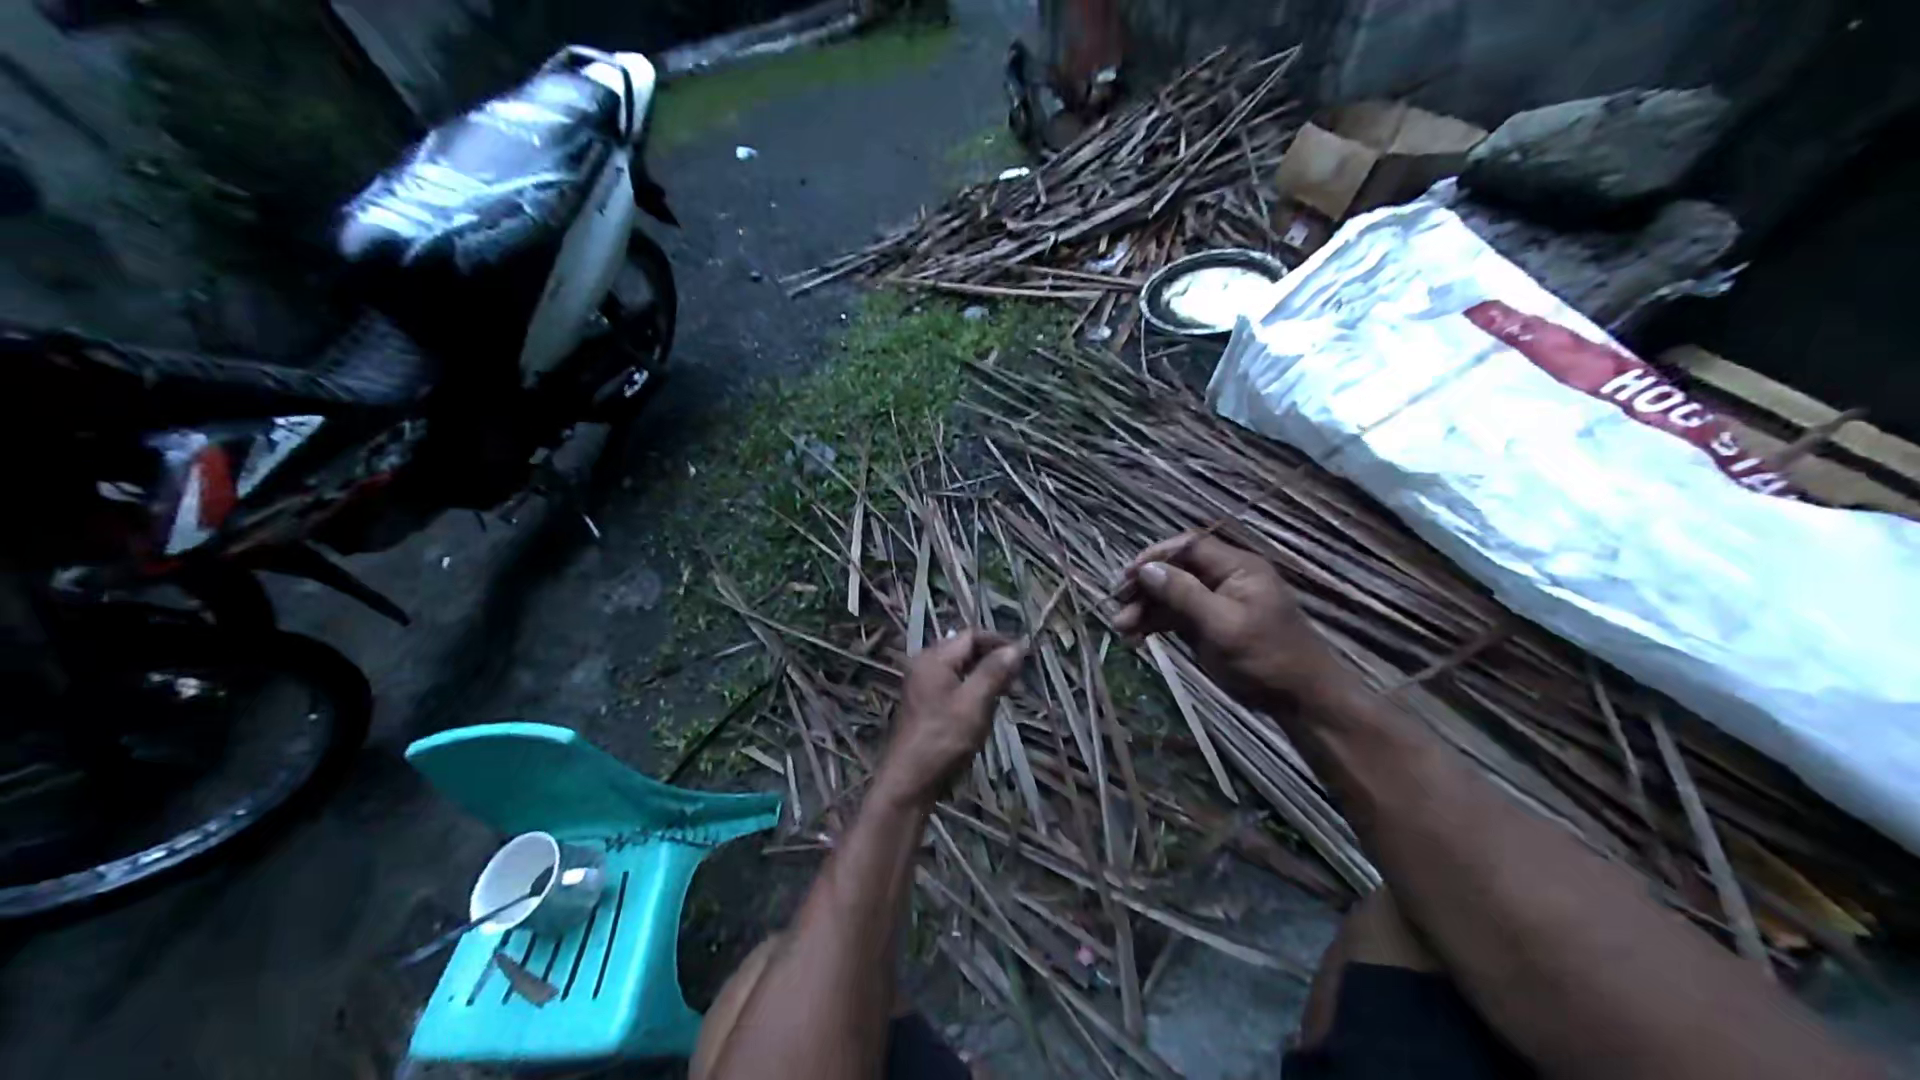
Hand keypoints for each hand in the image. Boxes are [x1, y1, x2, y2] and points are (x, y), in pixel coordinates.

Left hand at [876, 631, 1026, 810]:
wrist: (909, 781)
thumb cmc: (943, 739)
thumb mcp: (974, 703)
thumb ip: (994, 672)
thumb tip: (1016, 647)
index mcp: (934, 658)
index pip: (971, 635)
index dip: (999, 642)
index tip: (1024, 658)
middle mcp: (924, 665)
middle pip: (964, 650)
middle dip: (992, 659)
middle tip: (1017, 678)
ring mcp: (922, 686)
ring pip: (960, 669)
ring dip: (984, 676)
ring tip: (1007, 693)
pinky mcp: (924, 705)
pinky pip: (953, 686)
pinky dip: (972, 690)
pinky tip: (985, 707)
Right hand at [1112, 534, 1347, 710]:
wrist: (1300, 699)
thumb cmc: (1267, 656)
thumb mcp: (1223, 624)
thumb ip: (1184, 594)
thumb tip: (1147, 569)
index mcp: (1236, 567)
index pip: (1189, 547)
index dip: (1156, 556)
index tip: (1128, 576)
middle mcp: (1223, 579)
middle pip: (1175, 571)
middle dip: (1145, 587)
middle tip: (1118, 605)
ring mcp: (1214, 604)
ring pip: (1170, 596)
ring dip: (1144, 609)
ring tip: (1121, 628)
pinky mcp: (1207, 627)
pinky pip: (1174, 617)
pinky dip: (1153, 625)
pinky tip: (1134, 638)